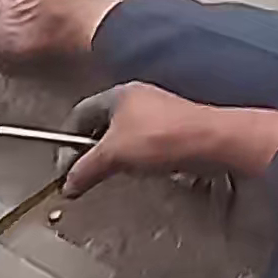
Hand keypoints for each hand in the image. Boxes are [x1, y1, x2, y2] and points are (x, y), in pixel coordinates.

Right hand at [59, 83, 277, 196]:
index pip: (80, 114)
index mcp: (119, 95)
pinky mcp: (176, 129)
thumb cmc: (164, 138)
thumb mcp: (114, 155)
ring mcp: (160, 113)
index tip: (63, 167)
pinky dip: (140, 159)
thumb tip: (68, 183)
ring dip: (118, 157)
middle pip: (103, 125)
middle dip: (92, 151)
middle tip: (86, 174)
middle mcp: (139, 98)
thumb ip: (85, 169)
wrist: (214, 142)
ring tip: (116, 174)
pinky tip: (144, 171)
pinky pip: (148, 144)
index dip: (66, 141)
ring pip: (126, 136)